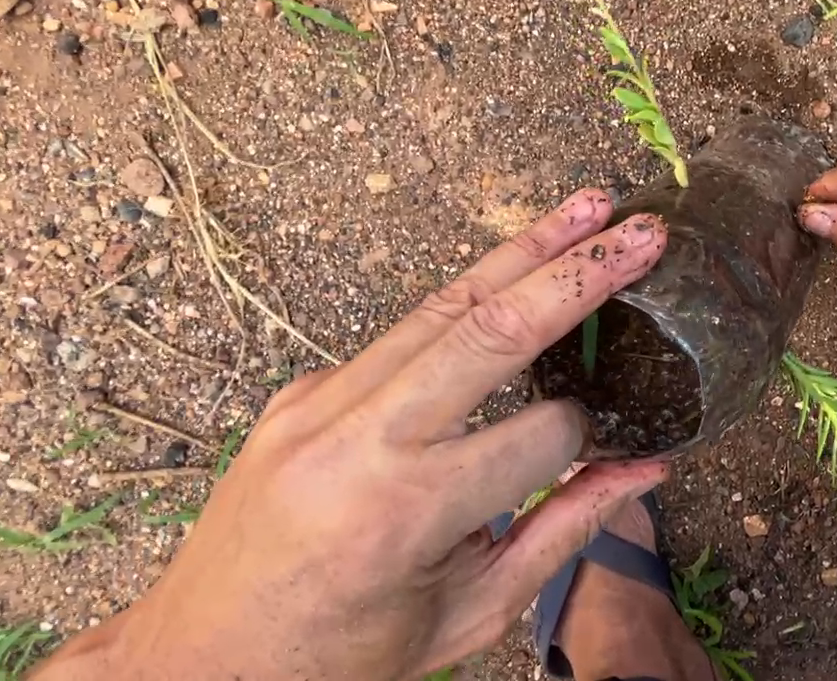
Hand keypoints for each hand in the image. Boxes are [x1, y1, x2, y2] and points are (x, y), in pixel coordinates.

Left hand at [42, 190, 668, 680]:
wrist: (183, 674)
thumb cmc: (344, 659)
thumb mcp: (472, 614)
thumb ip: (567, 529)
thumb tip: (654, 466)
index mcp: (405, 515)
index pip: (543, 434)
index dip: (587, 437)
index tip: (593, 452)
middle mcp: (357, 444)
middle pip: (495, 330)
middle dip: (582, 274)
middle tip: (646, 233)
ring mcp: (320, 404)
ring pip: (451, 302)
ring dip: (532, 245)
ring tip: (594, 204)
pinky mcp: (306, 389)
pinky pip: (412, 328)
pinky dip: (481, 288)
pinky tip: (526, 260)